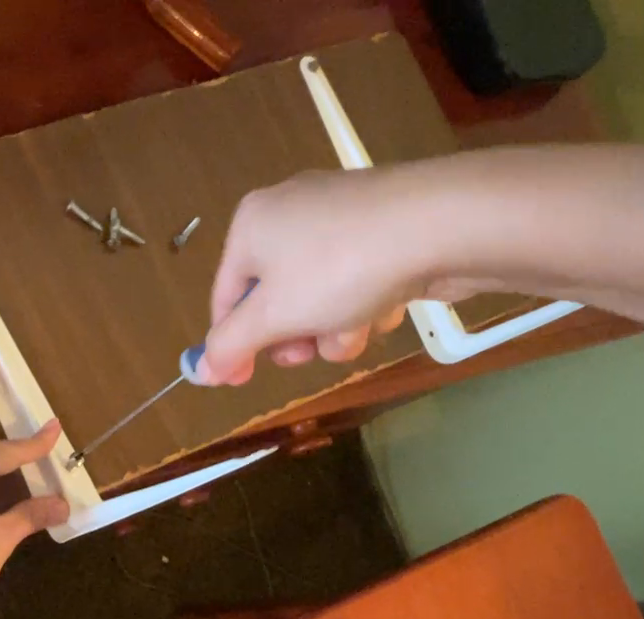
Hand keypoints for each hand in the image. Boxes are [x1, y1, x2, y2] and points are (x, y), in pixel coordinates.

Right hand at [200, 167, 466, 384]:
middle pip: (273, 301)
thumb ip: (228, 346)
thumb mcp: (271, 317)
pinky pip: (355, 279)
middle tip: (308, 352)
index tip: (243, 382)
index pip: (224, 300)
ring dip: (332, 328)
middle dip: (293, 336)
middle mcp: (289, 211)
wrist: (446, 223)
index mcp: (251, 224)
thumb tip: (198, 372)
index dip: (231, 346)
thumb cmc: (339, 269)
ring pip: (317, 297)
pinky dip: (365, 302)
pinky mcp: (383, 225)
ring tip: (356, 329)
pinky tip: (387, 306)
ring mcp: (340, 215)